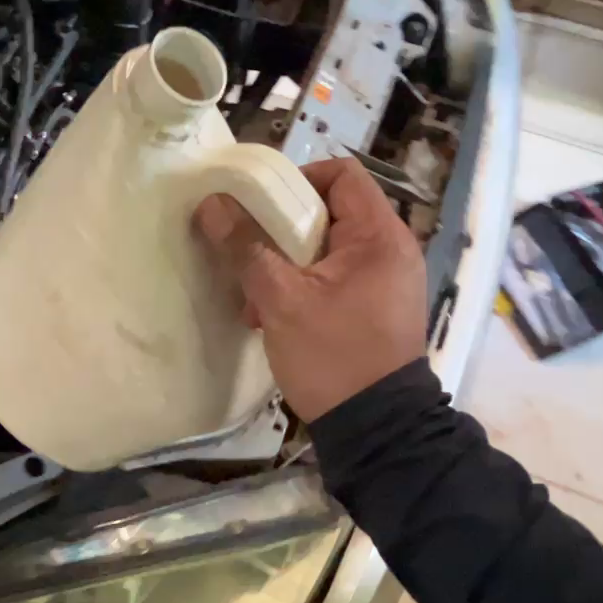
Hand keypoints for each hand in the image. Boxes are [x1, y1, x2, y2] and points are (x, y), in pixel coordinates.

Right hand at [195, 157, 426, 421]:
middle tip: (248, 255)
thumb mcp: (281, 300)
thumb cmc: (332, 355)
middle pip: (329, 213)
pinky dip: (302, 288)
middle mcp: (390, 250)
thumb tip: (212, 204)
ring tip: (255, 297)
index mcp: (379, 236)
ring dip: (285, 265)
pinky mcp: (376, 310)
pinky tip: (273, 317)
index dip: (296, 180)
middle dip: (280, 231)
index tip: (257, 205)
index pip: (341, 175)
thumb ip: (246, 248)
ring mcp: (386, 282)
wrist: (375, 427)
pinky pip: (334, 280)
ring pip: (326, 251)